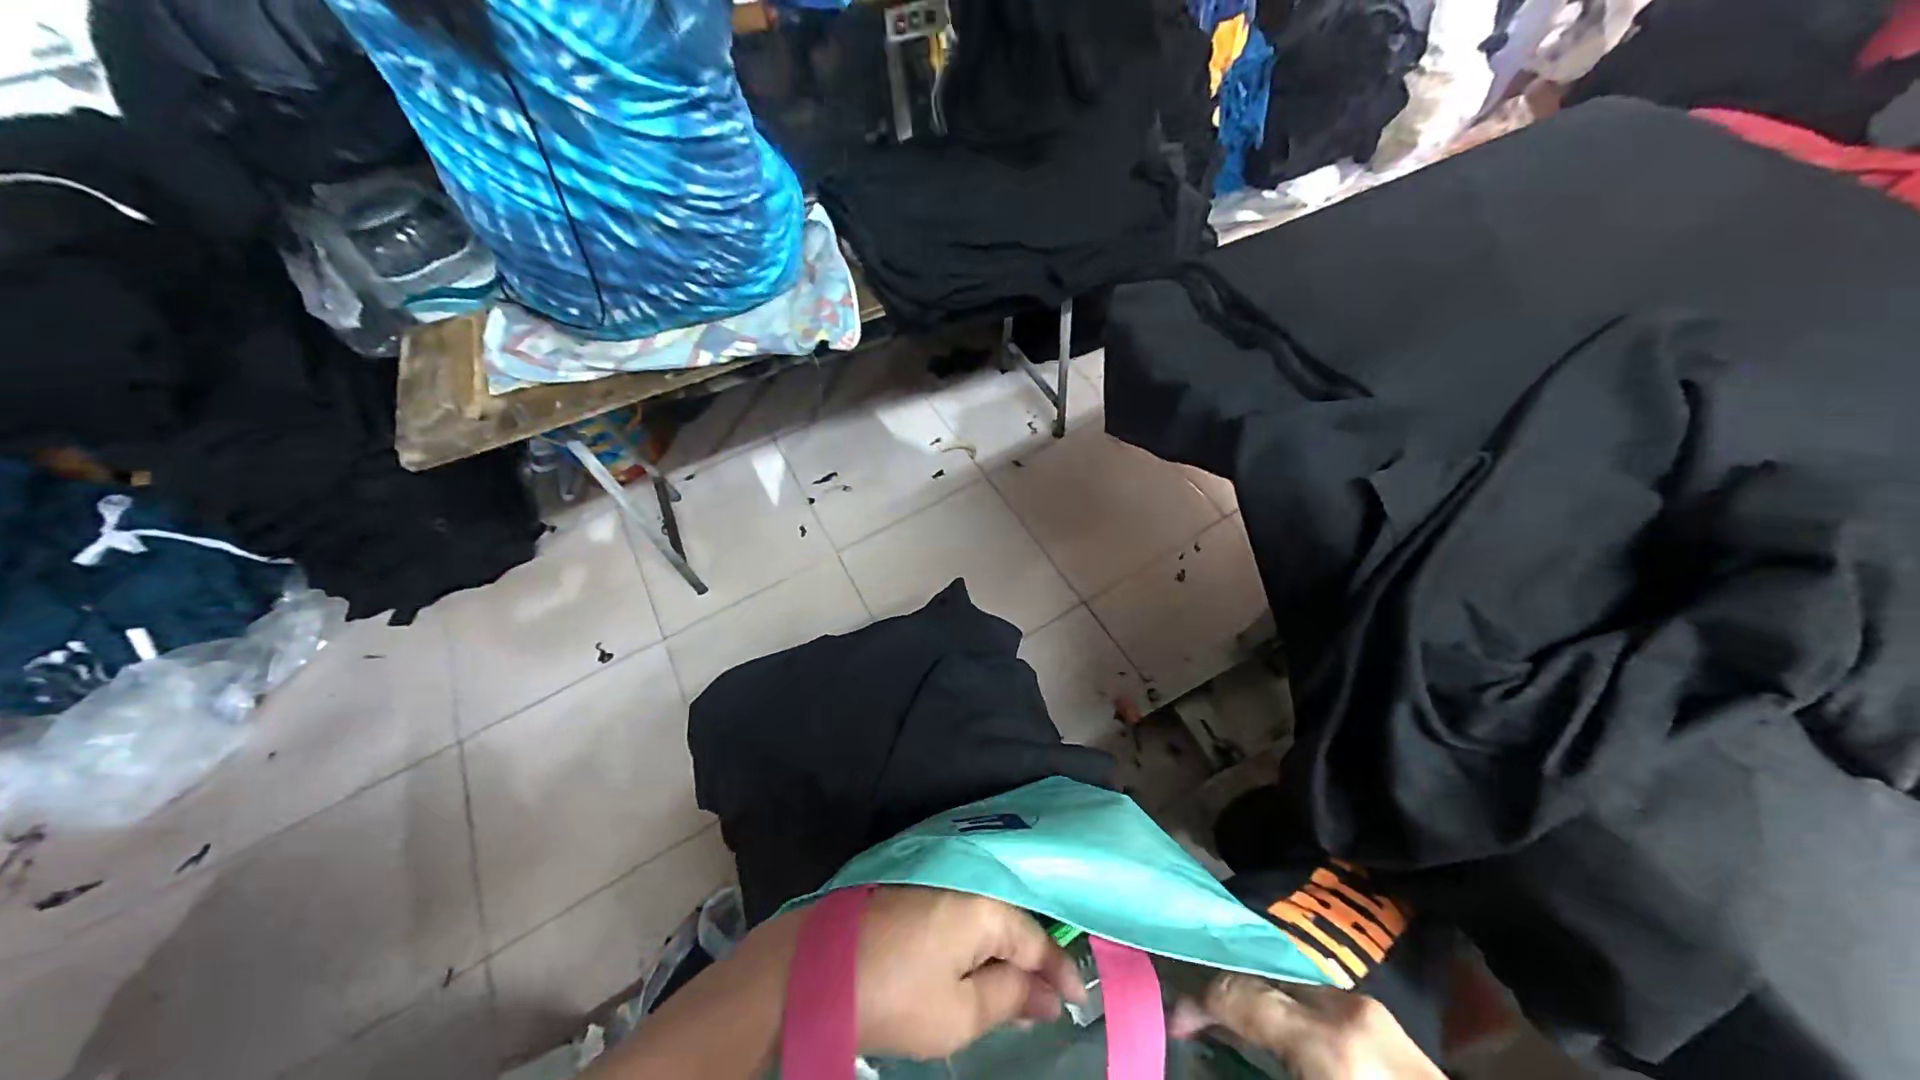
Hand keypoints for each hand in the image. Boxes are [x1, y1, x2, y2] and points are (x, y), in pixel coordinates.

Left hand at [853, 886, 1087, 1058]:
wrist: (813, 966)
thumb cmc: (893, 995)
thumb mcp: (958, 1013)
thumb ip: (1010, 999)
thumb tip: (1047, 997)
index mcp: (984, 905)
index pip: (1036, 939)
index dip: (1059, 972)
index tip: (1078, 1001)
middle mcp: (964, 880)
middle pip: (1011, 920)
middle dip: (1030, 960)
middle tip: (1043, 999)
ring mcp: (934, 878)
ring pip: (984, 914)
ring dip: (999, 950)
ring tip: (1009, 988)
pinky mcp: (910, 885)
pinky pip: (959, 909)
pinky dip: (971, 938)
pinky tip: (970, 964)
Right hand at [1172, 973, 1444, 1079]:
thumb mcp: (1308, 1072)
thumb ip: (1254, 1061)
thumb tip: (1206, 1043)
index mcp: (1326, 1042)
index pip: (1238, 993)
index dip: (1197, 1003)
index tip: (1176, 1023)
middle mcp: (1347, 1009)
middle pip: (1263, 974)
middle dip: (1225, 992)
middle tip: (1199, 1021)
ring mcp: (1371, 1010)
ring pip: (1290, 982)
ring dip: (1257, 998)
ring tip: (1233, 1026)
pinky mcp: (1385, 1022)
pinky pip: (1318, 998)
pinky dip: (1287, 1007)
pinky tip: (1278, 1032)